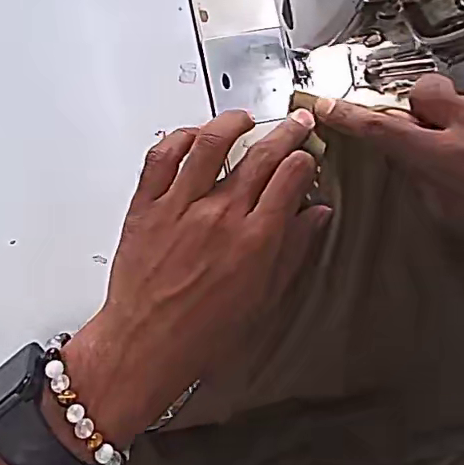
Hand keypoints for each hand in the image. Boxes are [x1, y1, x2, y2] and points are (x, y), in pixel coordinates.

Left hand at [60, 109, 330, 442]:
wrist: (147, 345)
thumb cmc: (202, 333)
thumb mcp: (264, 300)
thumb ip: (293, 251)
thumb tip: (316, 217)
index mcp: (255, 240)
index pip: (291, 176)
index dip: (305, 159)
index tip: (308, 156)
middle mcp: (220, 216)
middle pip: (261, 155)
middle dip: (286, 133)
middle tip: (295, 125)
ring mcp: (180, 207)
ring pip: (211, 143)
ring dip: (233, 123)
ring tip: (244, 119)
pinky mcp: (146, 206)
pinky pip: (161, 157)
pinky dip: (179, 138)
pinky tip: (192, 135)